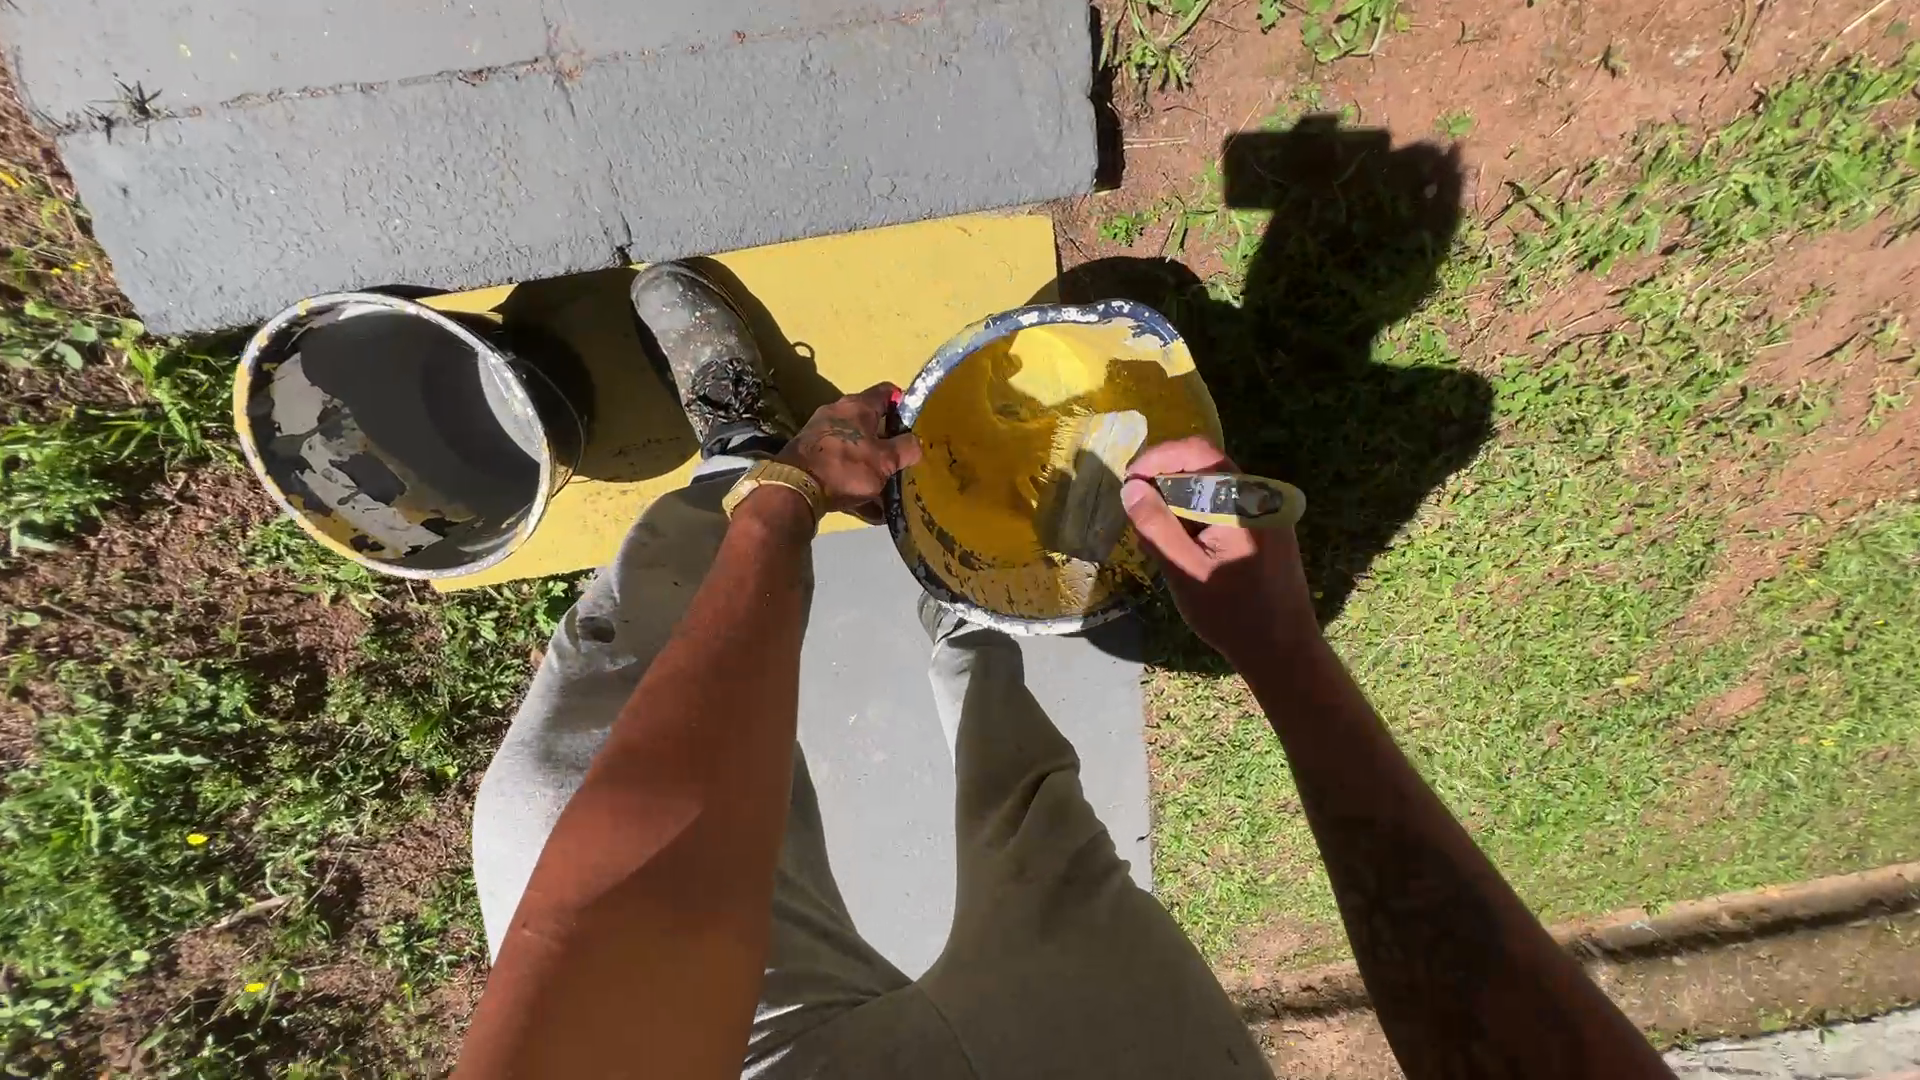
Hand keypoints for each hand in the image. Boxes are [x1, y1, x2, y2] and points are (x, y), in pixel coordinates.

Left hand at [776, 383, 922, 521]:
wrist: (795, 489)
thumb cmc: (846, 467)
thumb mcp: (885, 461)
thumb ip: (906, 449)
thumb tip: (917, 443)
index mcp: (858, 406)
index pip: (887, 392)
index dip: (904, 404)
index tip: (914, 425)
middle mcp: (836, 413)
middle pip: (870, 422)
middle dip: (887, 441)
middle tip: (902, 459)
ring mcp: (820, 434)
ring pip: (854, 447)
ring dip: (871, 465)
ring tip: (887, 488)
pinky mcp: (810, 456)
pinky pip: (840, 466)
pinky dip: (854, 481)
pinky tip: (867, 506)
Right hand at [1121, 438, 1318, 661]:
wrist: (1283, 651)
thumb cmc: (1232, 614)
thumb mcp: (1184, 570)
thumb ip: (1156, 526)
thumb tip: (1131, 488)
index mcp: (1243, 500)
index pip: (1197, 452)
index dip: (1158, 458)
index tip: (1129, 483)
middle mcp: (1260, 497)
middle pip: (1203, 467)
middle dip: (1163, 483)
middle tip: (1136, 513)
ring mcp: (1265, 513)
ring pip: (1210, 489)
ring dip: (1177, 503)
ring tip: (1155, 538)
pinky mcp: (1264, 530)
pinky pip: (1223, 507)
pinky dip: (1195, 516)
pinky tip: (1181, 548)